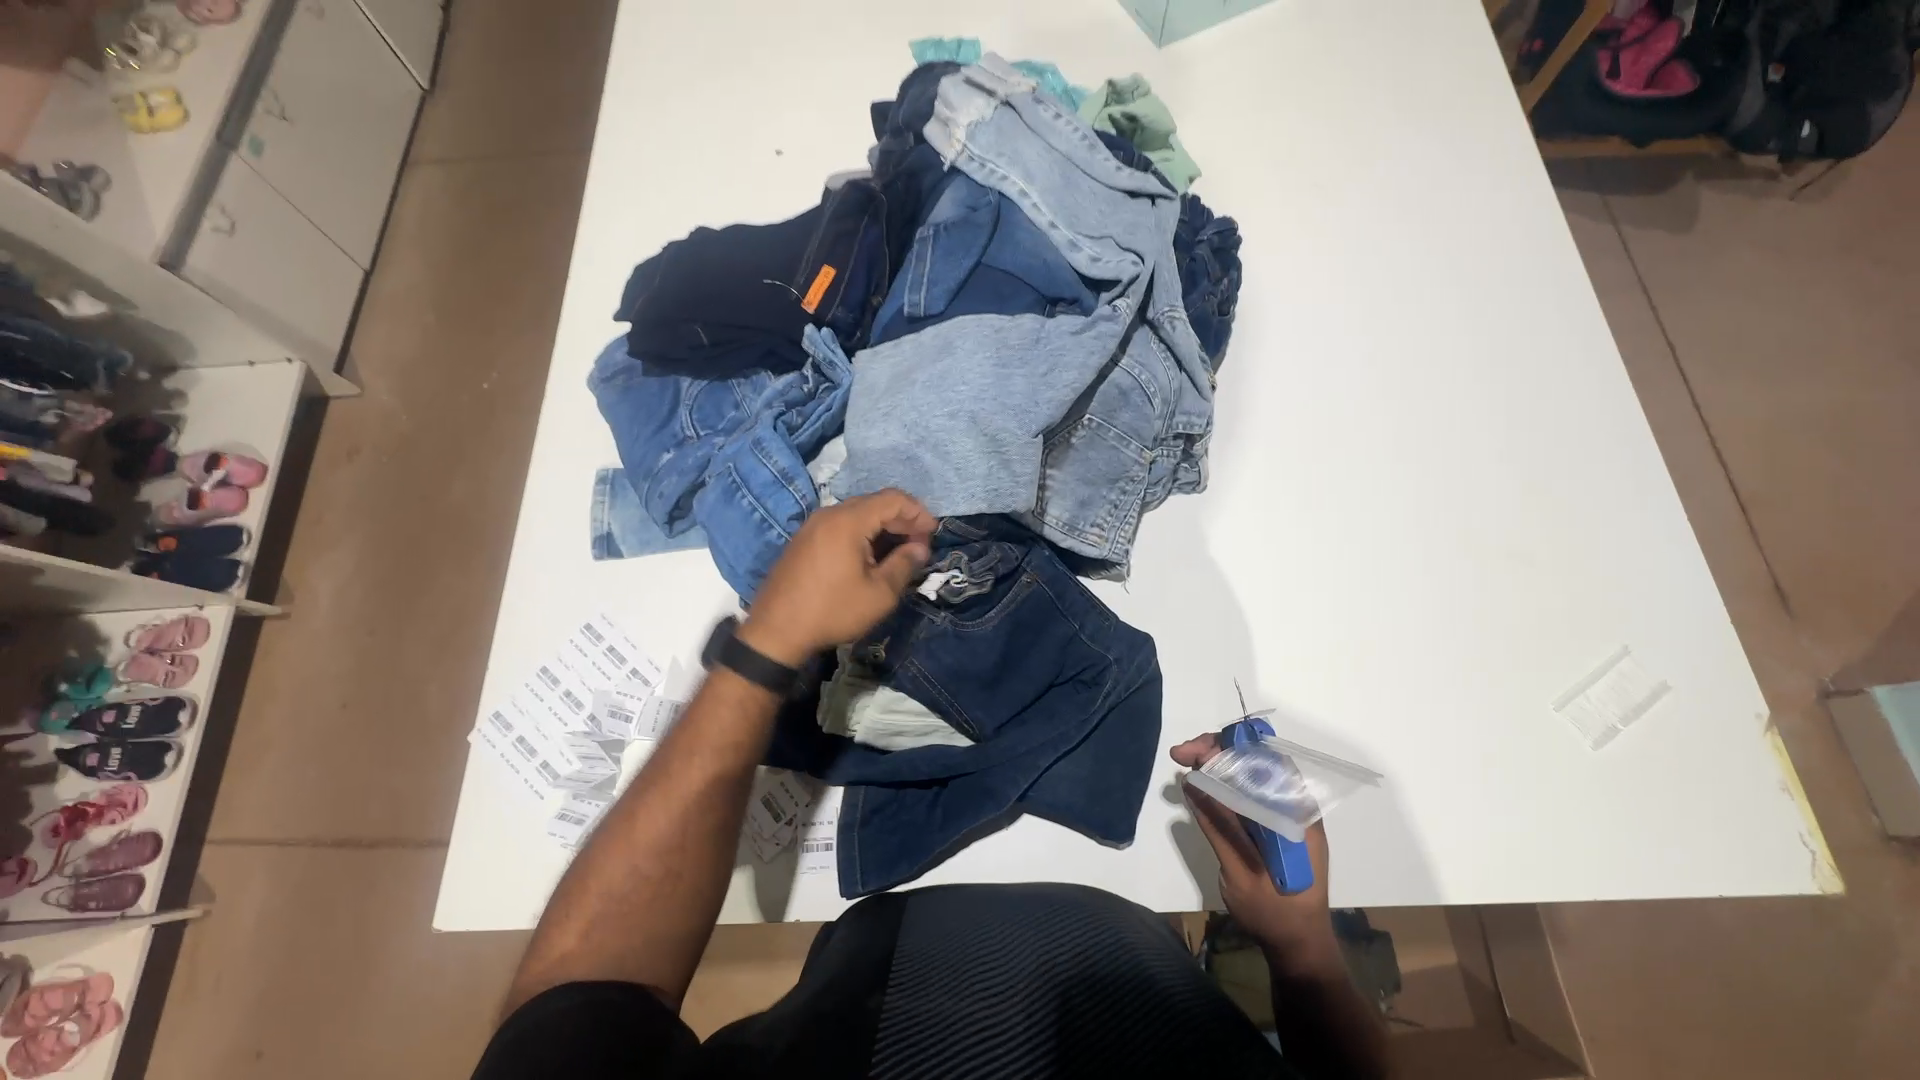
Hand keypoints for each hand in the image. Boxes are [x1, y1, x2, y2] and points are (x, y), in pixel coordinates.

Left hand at [738, 490, 935, 666]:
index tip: (933, 533)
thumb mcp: (879, 594)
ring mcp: (811, 527)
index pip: (892, 499)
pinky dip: (861, 535)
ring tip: (898, 553)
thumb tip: (920, 547)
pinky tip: (870, 558)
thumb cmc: (832, 611)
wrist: (776, 632)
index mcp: (848, 521)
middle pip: (873, 503)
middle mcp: (828, 514)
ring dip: (881, 528)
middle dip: (901, 520)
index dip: (918, 512)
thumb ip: (904, 564)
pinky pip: (839, 526)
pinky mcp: (803, 541)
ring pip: (856, 515)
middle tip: (919, 544)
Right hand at [1172, 733, 1341, 977]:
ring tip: (1185, 765)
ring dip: (1217, 764)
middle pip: (1255, 761)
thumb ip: (1220, 827)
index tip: (1191, 752)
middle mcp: (1295, 807)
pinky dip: (1223, 784)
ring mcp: (1285, 815)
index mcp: (1296, 814)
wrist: (1299, 945)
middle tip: (1179, 756)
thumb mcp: (1241, 873)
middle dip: (1216, 751)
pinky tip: (1202, 786)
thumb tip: (1194, 783)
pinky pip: (1249, 793)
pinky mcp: (1274, 825)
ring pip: (1250, 774)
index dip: (1225, 747)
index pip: (1263, 761)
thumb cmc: (1274, 914)